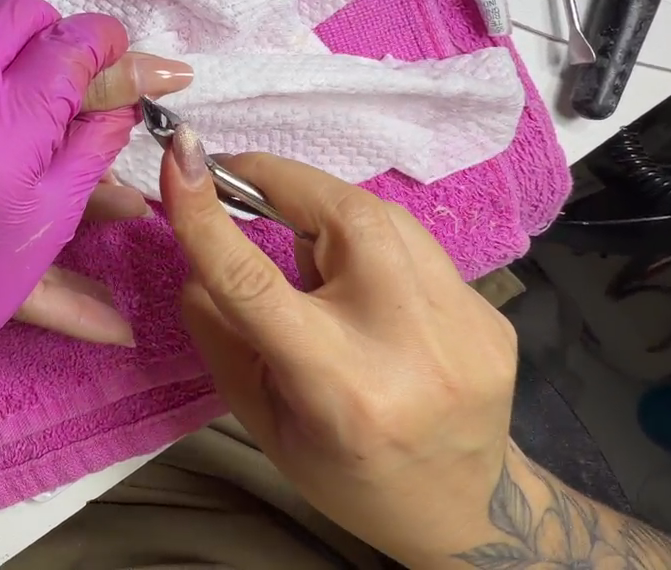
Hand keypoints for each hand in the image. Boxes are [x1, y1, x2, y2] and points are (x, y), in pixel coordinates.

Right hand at [160, 144, 518, 564]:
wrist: (467, 517)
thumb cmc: (338, 467)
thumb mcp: (253, 409)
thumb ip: (218, 324)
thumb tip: (201, 246)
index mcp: (338, 386)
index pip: (255, 282)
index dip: (208, 213)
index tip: (178, 153)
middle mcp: (411, 348)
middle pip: (345, 219)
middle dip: (280, 180)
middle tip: (236, 180)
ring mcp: (466, 327)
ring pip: (381, 216)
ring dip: (320, 208)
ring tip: (299, 249)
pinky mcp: (492, 315)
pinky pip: (411, 242)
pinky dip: (364, 239)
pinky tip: (355, 282)